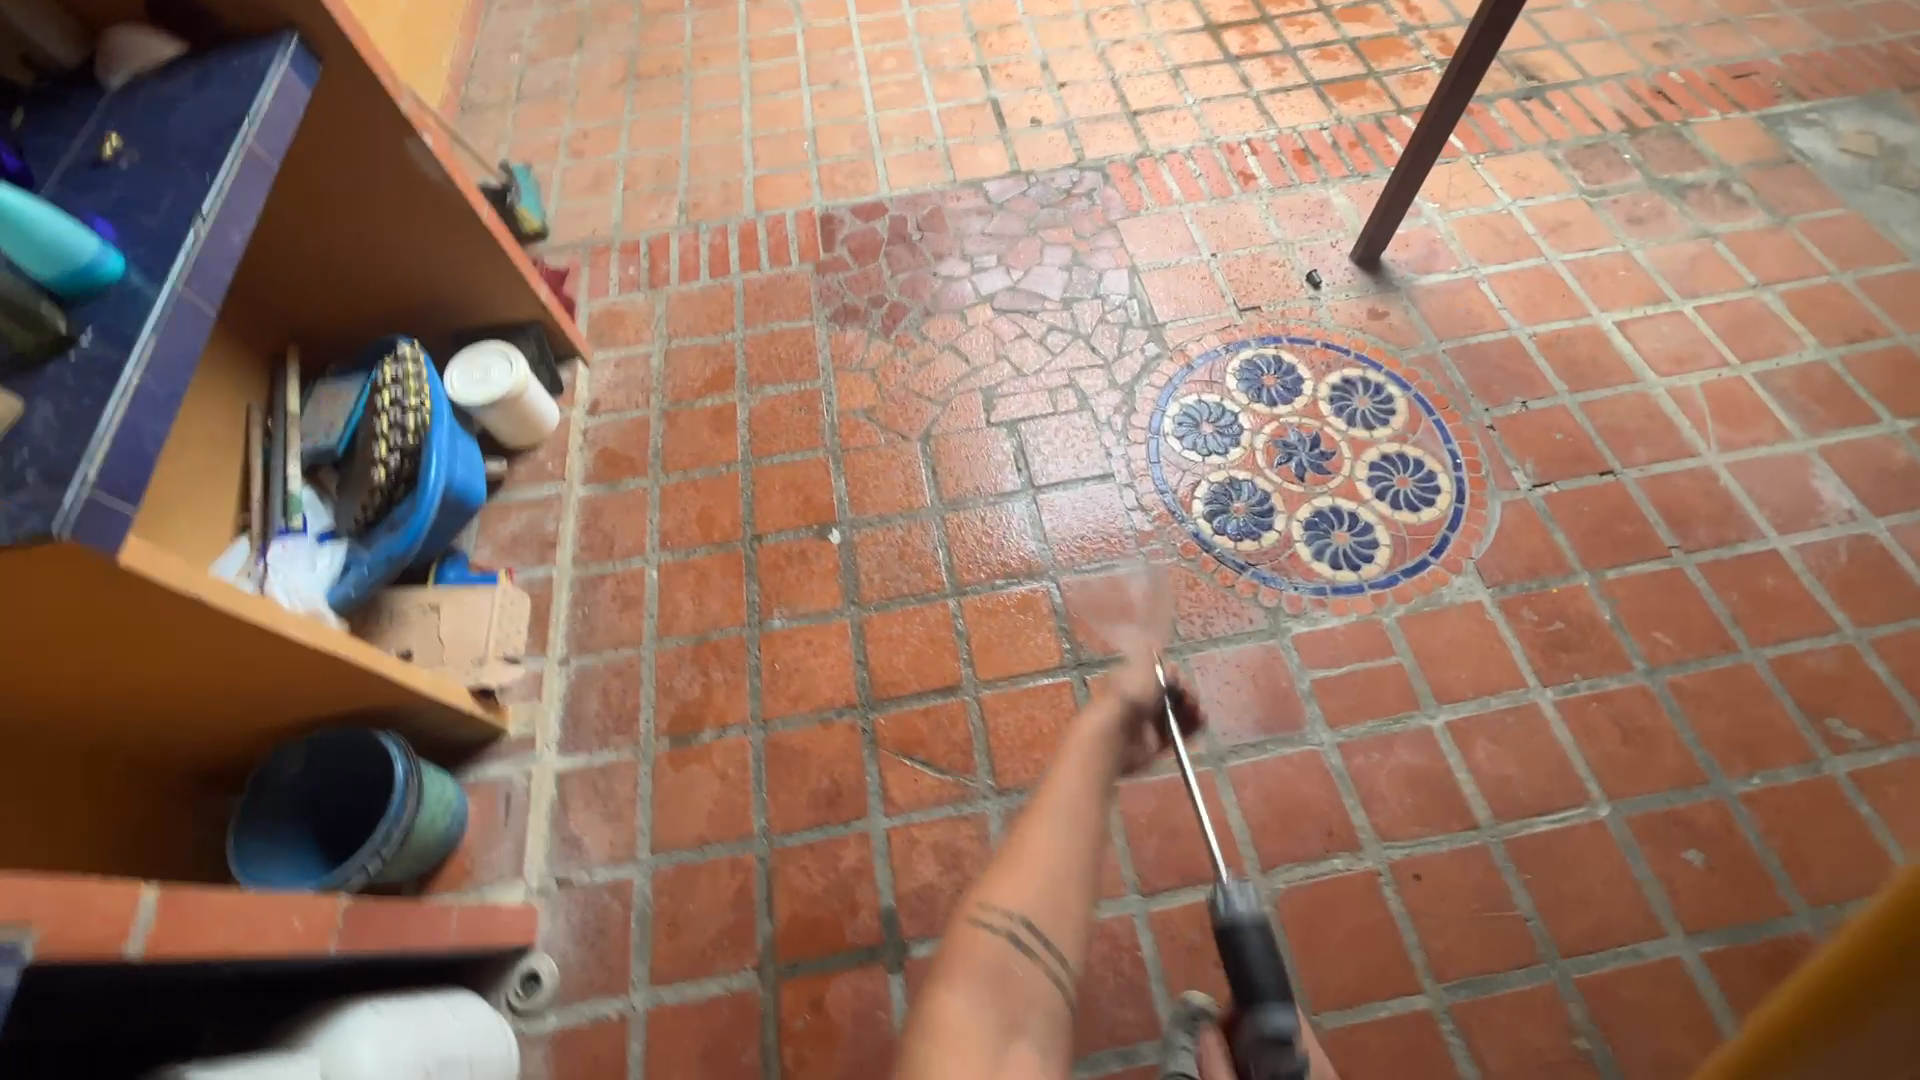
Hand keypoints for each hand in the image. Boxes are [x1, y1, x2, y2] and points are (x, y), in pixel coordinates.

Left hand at [1095, 648, 1205, 775]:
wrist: (1117, 734)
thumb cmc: (1129, 695)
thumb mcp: (1143, 667)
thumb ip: (1159, 663)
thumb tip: (1172, 666)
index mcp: (1131, 676)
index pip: (1158, 673)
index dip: (1174, 675)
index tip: (1181, 678)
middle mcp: (1139, 698)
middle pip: (1170, 693)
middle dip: (1186, 692)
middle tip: (1192, 697)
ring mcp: (1147, 721)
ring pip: (1176, 712)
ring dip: (1192, 709)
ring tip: (1199, 711)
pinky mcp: (1156, 742)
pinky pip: (1178, 732)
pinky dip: (1191, 727)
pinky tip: (1201, 721)